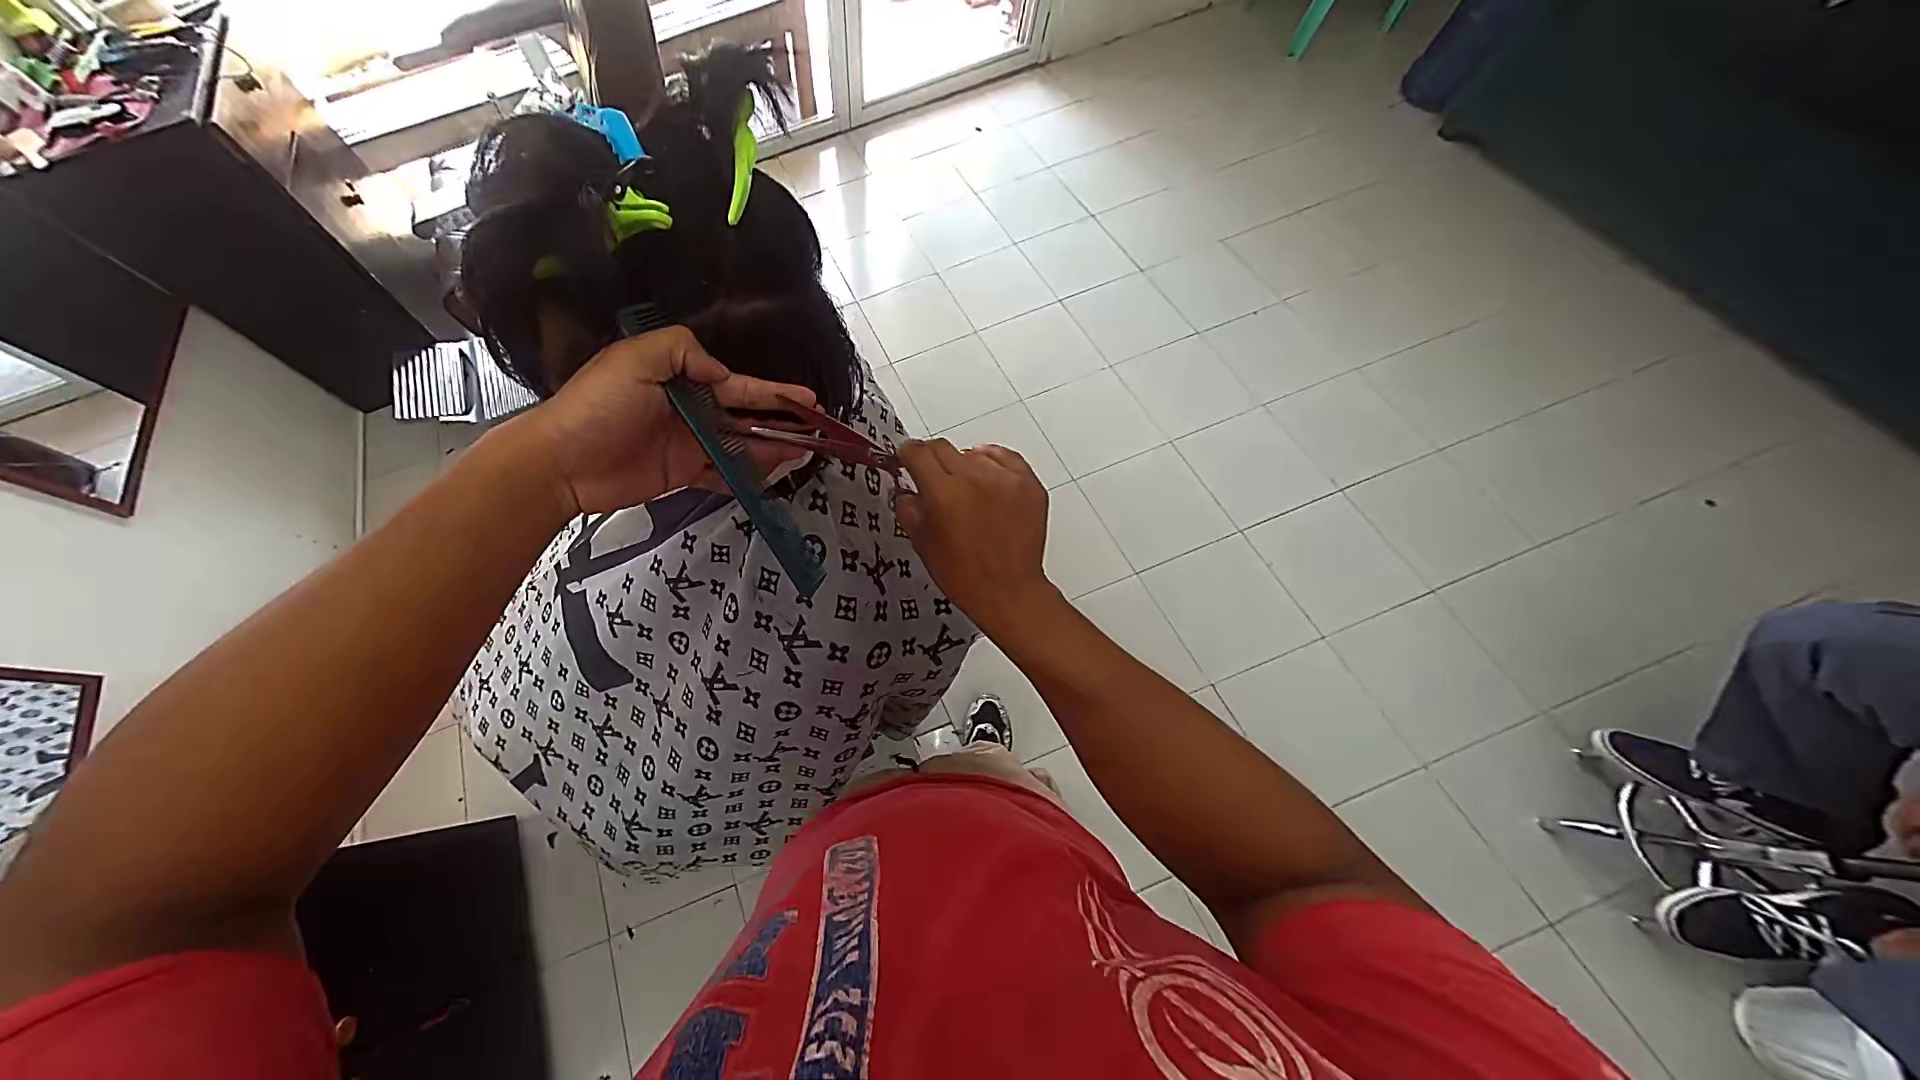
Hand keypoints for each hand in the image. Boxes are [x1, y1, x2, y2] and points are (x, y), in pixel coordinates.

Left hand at [513, 326, 815, 514]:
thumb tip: (720, 370)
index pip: (738, 385)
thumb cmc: (592, 408)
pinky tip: (767, 475)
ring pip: (741, 446)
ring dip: (771, 448)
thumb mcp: (633, 359)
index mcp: (681, 379)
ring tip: (801, 451)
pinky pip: (722, 474)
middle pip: (746, 416)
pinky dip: (745, 476)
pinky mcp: (682, 473)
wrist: (560, 463)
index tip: (805, 399)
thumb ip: (680, 350)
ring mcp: (688, 444)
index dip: (774, 393)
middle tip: (814, 427)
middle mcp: (690, 410)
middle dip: (781, 420)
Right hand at [894, 439, 1057, 633]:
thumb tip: (905, 491)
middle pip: (943, 448)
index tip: (907, 460)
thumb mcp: (923, 544)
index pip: (917, 452)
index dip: (907, 455)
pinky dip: (993, 465)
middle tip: (933, 479)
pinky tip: (987, 481)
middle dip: (932, 460)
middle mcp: (974, 479)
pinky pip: (1005, 458)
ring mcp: (1004, 479)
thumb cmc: (968, 577)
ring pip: (974, 453)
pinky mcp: (1027, 484)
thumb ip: (909, 508)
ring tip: (966, 493)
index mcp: (942, 493)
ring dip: (965, 465)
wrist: (1008, 592)